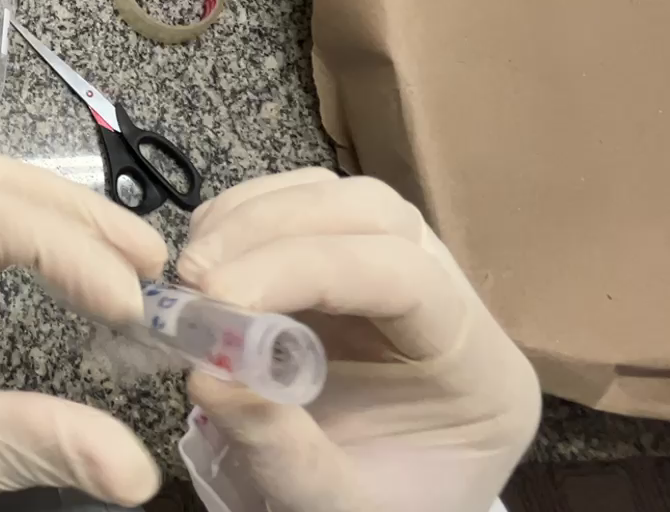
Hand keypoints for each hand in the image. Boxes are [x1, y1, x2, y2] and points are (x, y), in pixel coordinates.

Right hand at [178, 168, 539, 511]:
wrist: (366, 508)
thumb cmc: (368, 511)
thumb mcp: (330, 507)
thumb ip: (277, 445)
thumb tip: (206, 374)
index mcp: (478, 368)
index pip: (403, 275)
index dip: (302, 269)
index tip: (218, 299)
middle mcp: (447, 296)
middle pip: (370, 210)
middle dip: (270, 228)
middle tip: (196, 276)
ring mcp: (392, 262)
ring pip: (326, 190)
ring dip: (245, 216)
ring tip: (191, 270)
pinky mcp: (334, 251)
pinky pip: (287, 198)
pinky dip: (233, 216)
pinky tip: (204, 257)